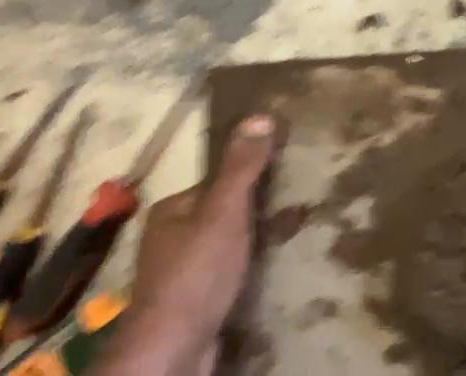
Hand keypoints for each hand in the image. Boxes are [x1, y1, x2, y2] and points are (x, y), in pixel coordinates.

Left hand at [96, 116, 277, 375]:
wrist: (172, 350)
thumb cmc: (197, 272)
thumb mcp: (225, 211)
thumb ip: (242, 168)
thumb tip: (260, 115)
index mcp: (170, 211)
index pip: (219, 182)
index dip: (252, 179)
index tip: (286, 180)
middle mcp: (169, 239)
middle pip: (223, 213)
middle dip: (257, 212)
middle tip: (297, 210)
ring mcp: (180, 273)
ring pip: (227, 245)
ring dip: (256, 243)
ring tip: (293, 237)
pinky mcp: (193, 302)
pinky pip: (228, 273)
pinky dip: (249, 270)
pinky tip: (271, 270)